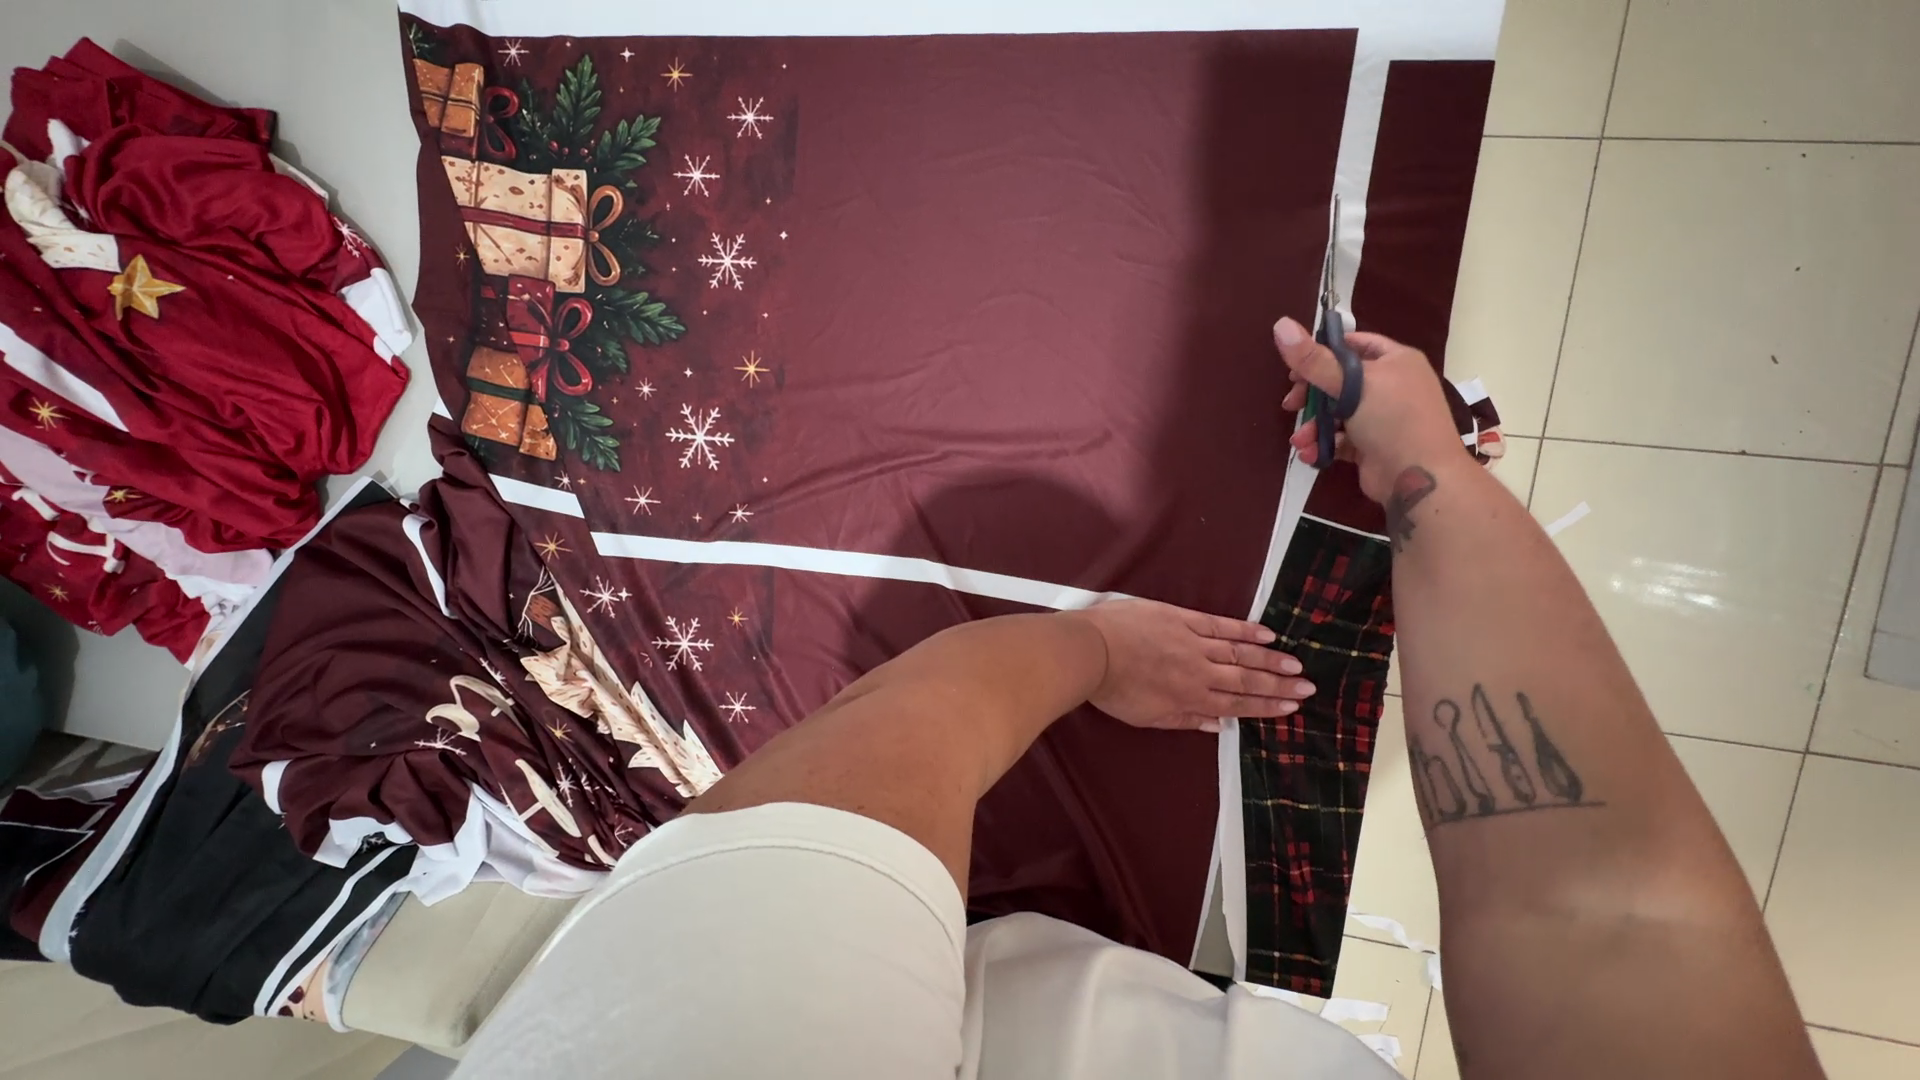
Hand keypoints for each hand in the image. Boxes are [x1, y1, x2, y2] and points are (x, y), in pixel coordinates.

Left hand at [1069, 599, 1313, 732]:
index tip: (1292, 707)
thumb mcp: (1146, 717)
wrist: (1091, 650)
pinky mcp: (1182, 618)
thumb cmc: (1112, 689)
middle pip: (1245, 680)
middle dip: (1278, 685)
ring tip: (1295, 664)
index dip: (1266, 707)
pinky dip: (1244, 629)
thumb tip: (1219, 725)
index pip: (1236, 705)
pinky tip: (1266, 634)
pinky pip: (1220, 624)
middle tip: (1309, 687)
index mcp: (1190, 698)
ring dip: (1269, 659)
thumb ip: (1184, 720)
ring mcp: (1193, 642)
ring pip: (1239, 652)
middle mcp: (1199, 672)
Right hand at [1274, 317, 1464, 503]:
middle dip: (1311, 397)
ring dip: (1313, 426)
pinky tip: (1311, 454)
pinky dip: (1324, 445)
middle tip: (1290, 405)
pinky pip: (1341, 439)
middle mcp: (1391, 386)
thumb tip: (1280, 324)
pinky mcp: (1373, 446)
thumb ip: (1314, 359)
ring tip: (1299, 441)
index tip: (1295, 369)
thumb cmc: (1392, 419)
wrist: (1421, 476)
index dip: (1322, 353)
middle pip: (1340, 382)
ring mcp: (1383, 418)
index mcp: (1395, 361)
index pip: (1354, 345)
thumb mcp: (1351, 384)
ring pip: (1337, 414)